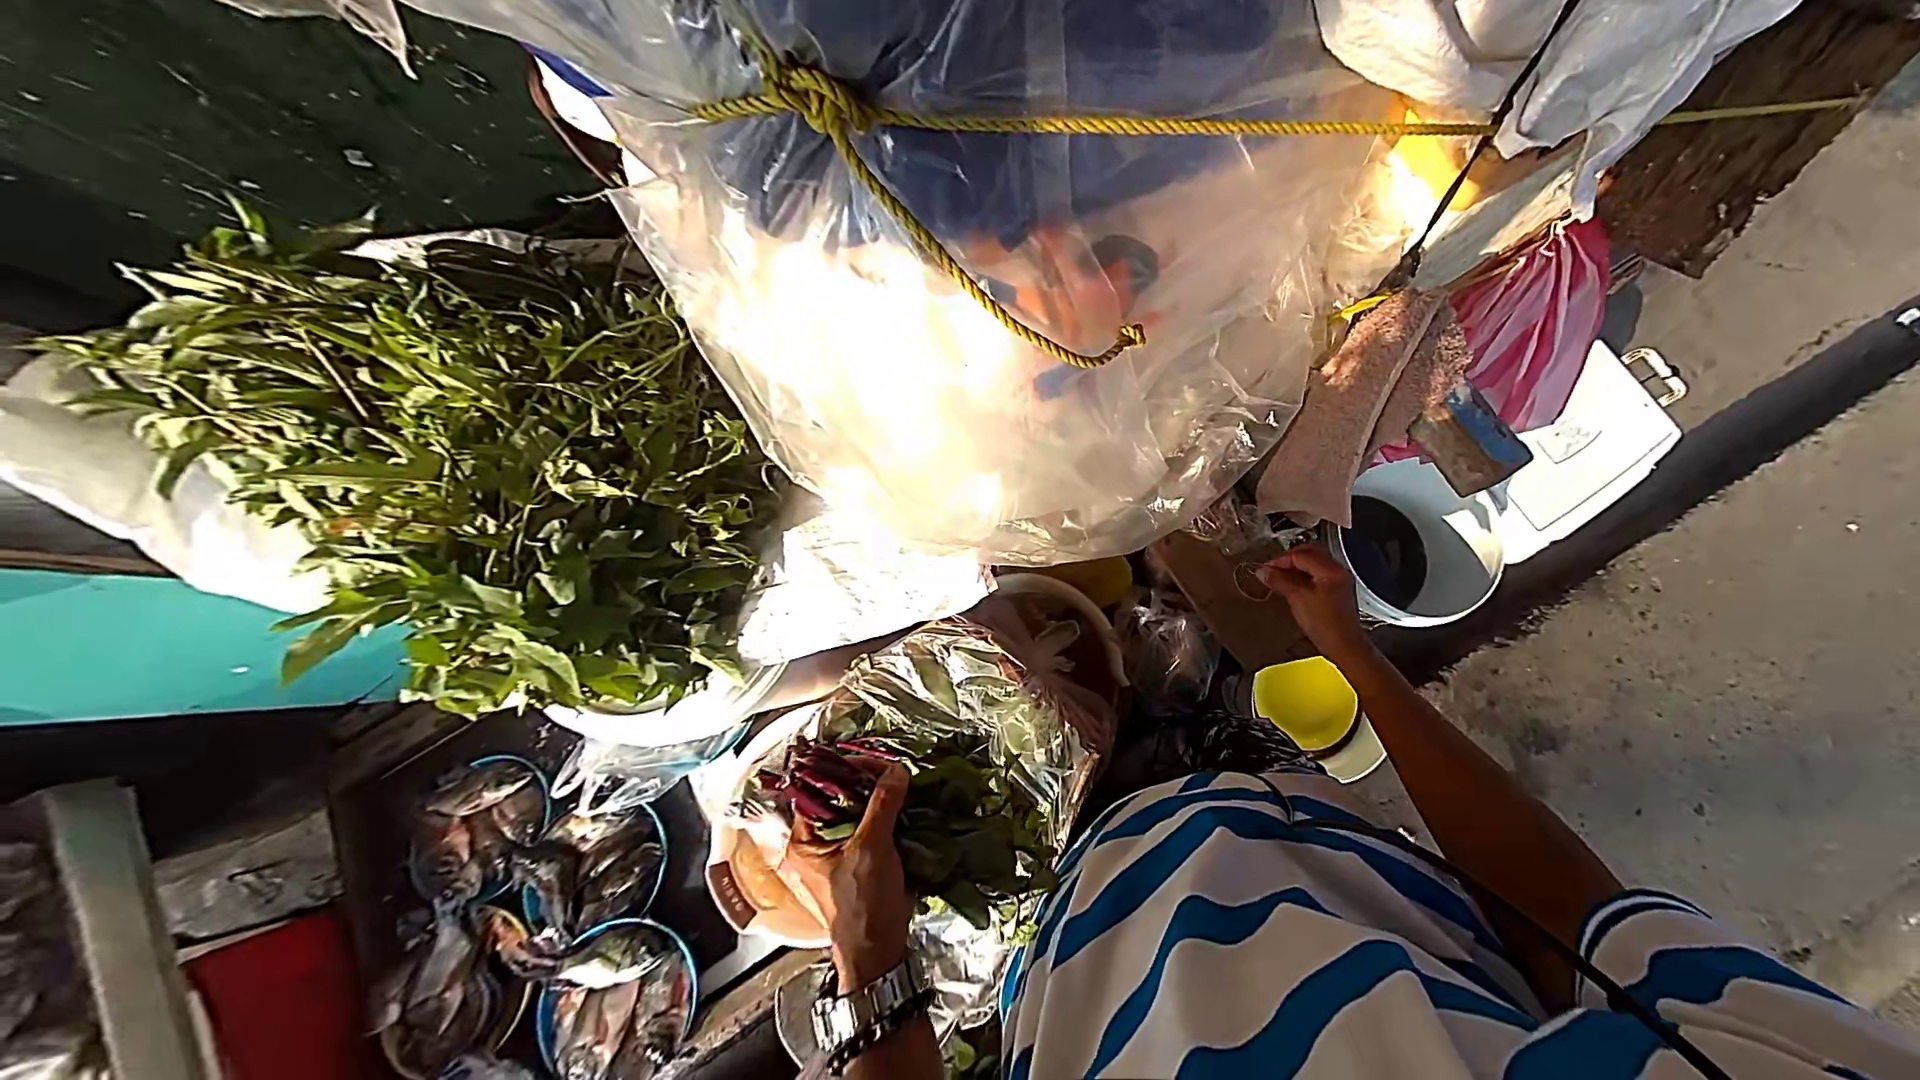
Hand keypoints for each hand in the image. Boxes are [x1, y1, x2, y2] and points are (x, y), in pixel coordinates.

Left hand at [782, 765, 912, 989]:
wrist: (880, 952)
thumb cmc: (864, 904)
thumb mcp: (871, 849)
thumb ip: (882, 805)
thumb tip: (896, 769)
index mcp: (803, 841)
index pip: (817, 790)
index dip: (841, 771)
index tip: (868, 760)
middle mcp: (815, 844)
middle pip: (838, 799)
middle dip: (864, 782)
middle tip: (887, 767)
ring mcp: (838, 853)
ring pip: (856, 813)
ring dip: (877, 798)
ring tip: (897, 779)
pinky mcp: (859, 861)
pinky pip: (870, 828)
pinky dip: (885, 815)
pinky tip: (903, 802)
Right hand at [1259, 544, 1371, 659]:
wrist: (1343, 644)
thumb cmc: (1325, 624)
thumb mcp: (1297, 598)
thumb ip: (1279, 580)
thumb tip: (1264, 571)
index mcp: (1331, 570)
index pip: (1300, 555)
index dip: (1280, 560)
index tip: (1266, 568)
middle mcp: (1337, 570)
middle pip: (1309, 553)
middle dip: (1288, 559)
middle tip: (1272, 569)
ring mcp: (1338, 579)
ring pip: (1313, 562)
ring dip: (1295, 566)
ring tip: (1279, 577)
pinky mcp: (1336, 588)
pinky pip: (1317, 573)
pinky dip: (1302, 574)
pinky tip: (1291, 584)